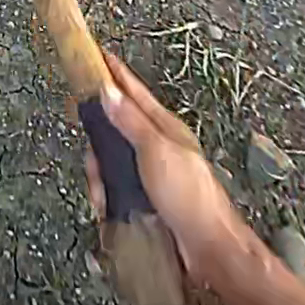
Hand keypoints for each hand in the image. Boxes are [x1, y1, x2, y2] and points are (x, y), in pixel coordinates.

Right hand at [81, 51, 264, 292]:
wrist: (211, 251)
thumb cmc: (191, 196)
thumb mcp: (155, 151)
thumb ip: (130, 120)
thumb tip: (107, 90)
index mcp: (162, 124)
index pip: (132, 89)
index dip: (113, 71)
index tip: (96, 54)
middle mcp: (156, 144)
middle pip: (115, 127)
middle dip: (98, 142)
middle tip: (93, 157)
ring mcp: (151, 171)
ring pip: (112, 159)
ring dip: (102, 176)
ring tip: (103, 194)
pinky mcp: (146, 197)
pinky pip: (116, 186)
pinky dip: (108, 196)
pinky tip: (108, 209)